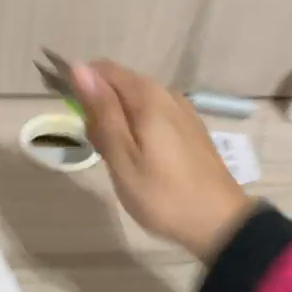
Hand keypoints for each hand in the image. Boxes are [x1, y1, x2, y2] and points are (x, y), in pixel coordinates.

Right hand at [74, 60, 256, 261]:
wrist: (218, 222)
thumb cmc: (162, 195)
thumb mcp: (123, 157)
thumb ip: (102, 112)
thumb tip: (79, 68)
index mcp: (148, 97)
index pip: (104, 70)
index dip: (81, 85)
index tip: (73, 117)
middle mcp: (167, 94)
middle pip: (121, 84)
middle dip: (98, 106)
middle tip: (96, 147)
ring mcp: (182, 111)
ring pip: (136, 101)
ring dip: (116, 119)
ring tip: (114, 158)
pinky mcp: (189, 128)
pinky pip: (152, 114)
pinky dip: (135, 127)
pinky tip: (137, 157)